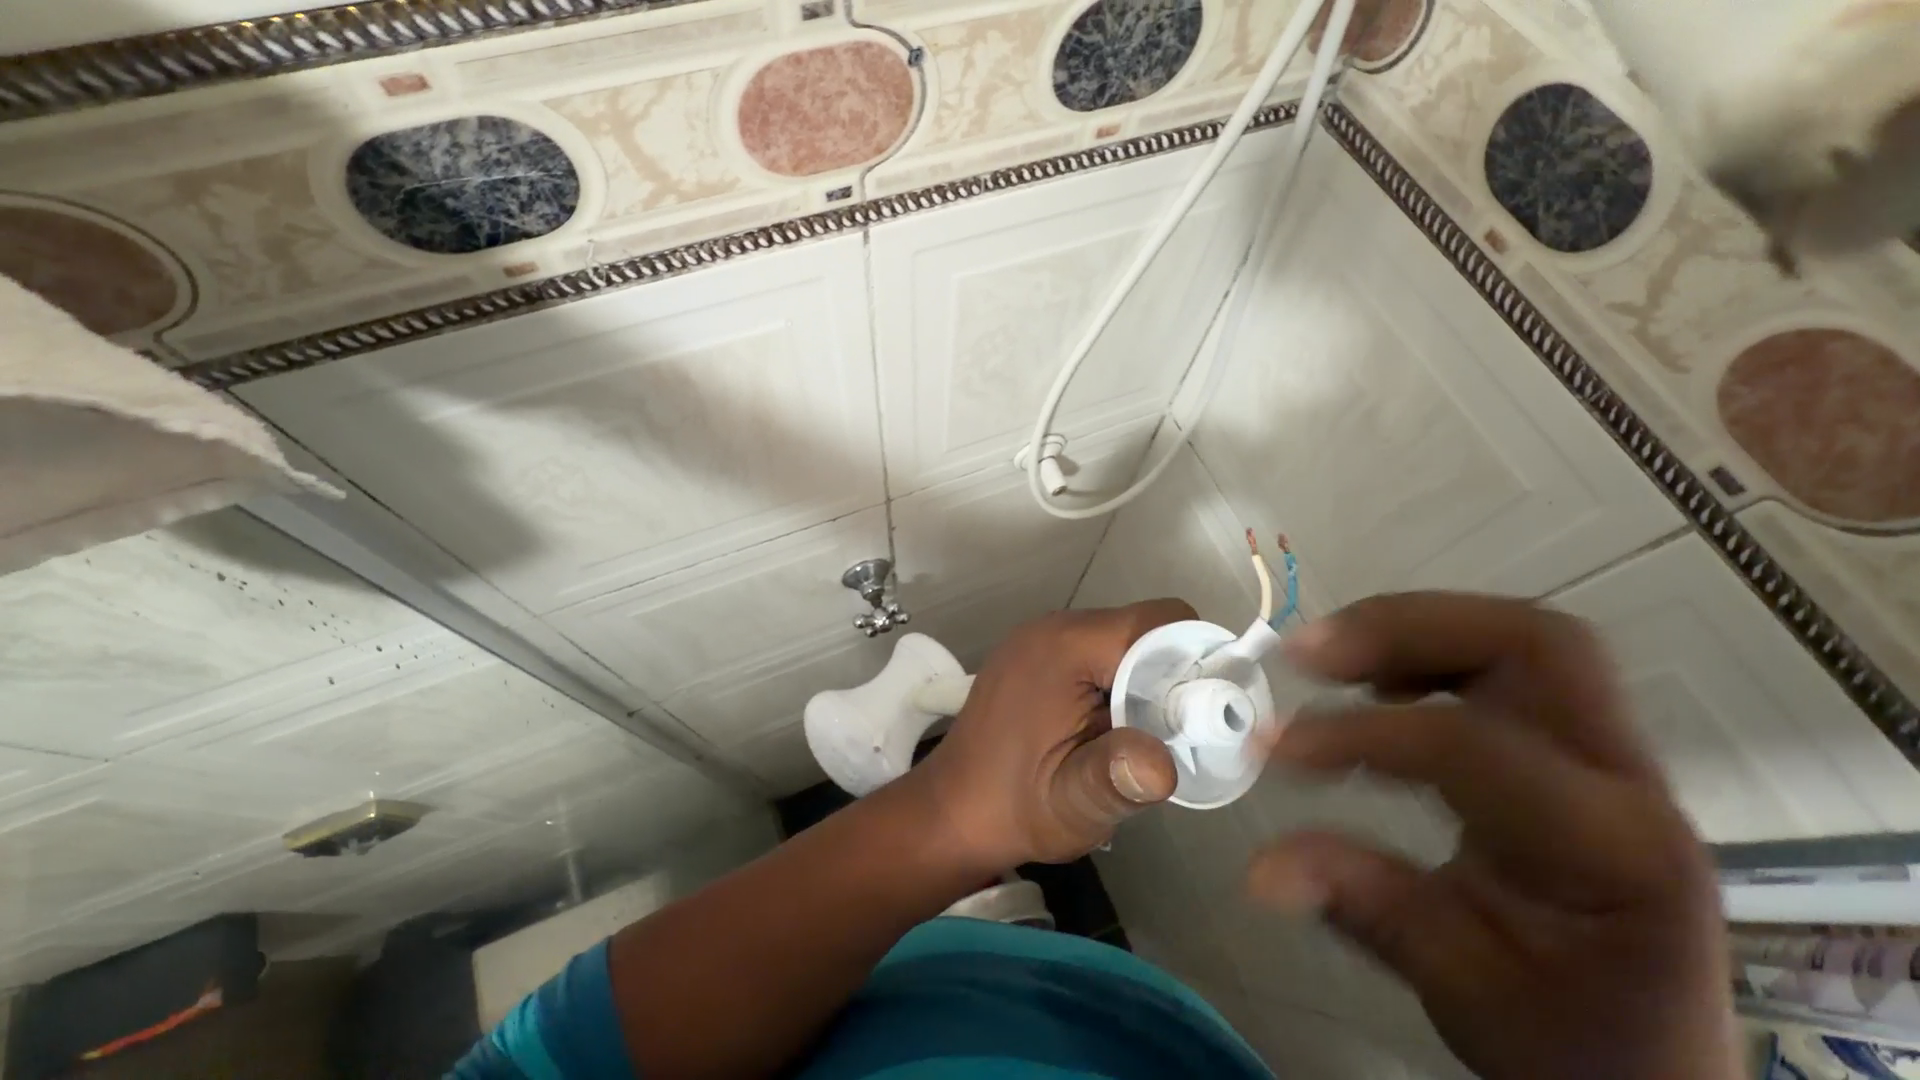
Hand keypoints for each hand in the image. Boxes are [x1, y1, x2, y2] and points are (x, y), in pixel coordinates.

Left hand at [913, 600, 1192, 869]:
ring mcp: (1041, 639)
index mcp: (1065, 647)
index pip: (1160, 623)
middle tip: (1178, 732)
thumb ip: (1118, 778)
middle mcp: (1054, 628)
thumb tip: (1163, 765)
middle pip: (1145, 629)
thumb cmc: (1013, 808)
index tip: (1207, 711)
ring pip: (1125, 642)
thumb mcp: (1073, 804)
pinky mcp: (1036, 657)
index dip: (1196, 661)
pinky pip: (1099, 654)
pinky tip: (1111, 728)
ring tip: (1143, 735)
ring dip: (1146, 683)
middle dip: (1174, 676)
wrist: (952, 813)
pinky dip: (1119, 683)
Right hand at [1247, 593, 1741, 1079]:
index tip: (1274, 748)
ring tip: (1330, 658)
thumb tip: (1259, 869)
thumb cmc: (1566, 1040)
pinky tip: (1380, 686)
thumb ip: (1368, 910)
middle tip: (1308, 653)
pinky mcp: (1578, 756)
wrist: (1650, 1067)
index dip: (1364, 734)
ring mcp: (1611, 758)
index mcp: (1609, 848)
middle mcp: (1627, 781)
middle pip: (1533, 644)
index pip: (1476, 746)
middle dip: (1408, 628)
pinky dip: (1435, 655)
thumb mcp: (1462, 990)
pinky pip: (1512, 669)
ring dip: (1417, 630)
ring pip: (1524, 639)